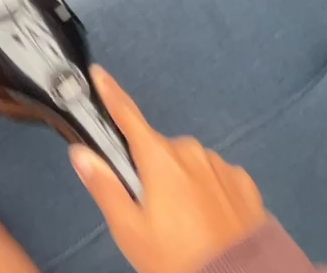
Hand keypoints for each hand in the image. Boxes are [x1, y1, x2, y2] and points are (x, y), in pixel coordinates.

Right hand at [70, 66, 267, 272]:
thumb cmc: (178, 259)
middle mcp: (189, 151)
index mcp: (158, 158)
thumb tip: (81, 152)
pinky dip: (209, 193)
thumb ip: (104, 187)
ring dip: (181, 183)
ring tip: (186, 227)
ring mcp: (220, 165)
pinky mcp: (245, 184)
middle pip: (158, 151)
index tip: (99, 72)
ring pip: (187, 164)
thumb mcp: (131, 231)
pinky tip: (212, 223)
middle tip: (152, 213)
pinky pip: (215, 178)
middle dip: (151, 171)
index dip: (110, 92)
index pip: (127, 114)